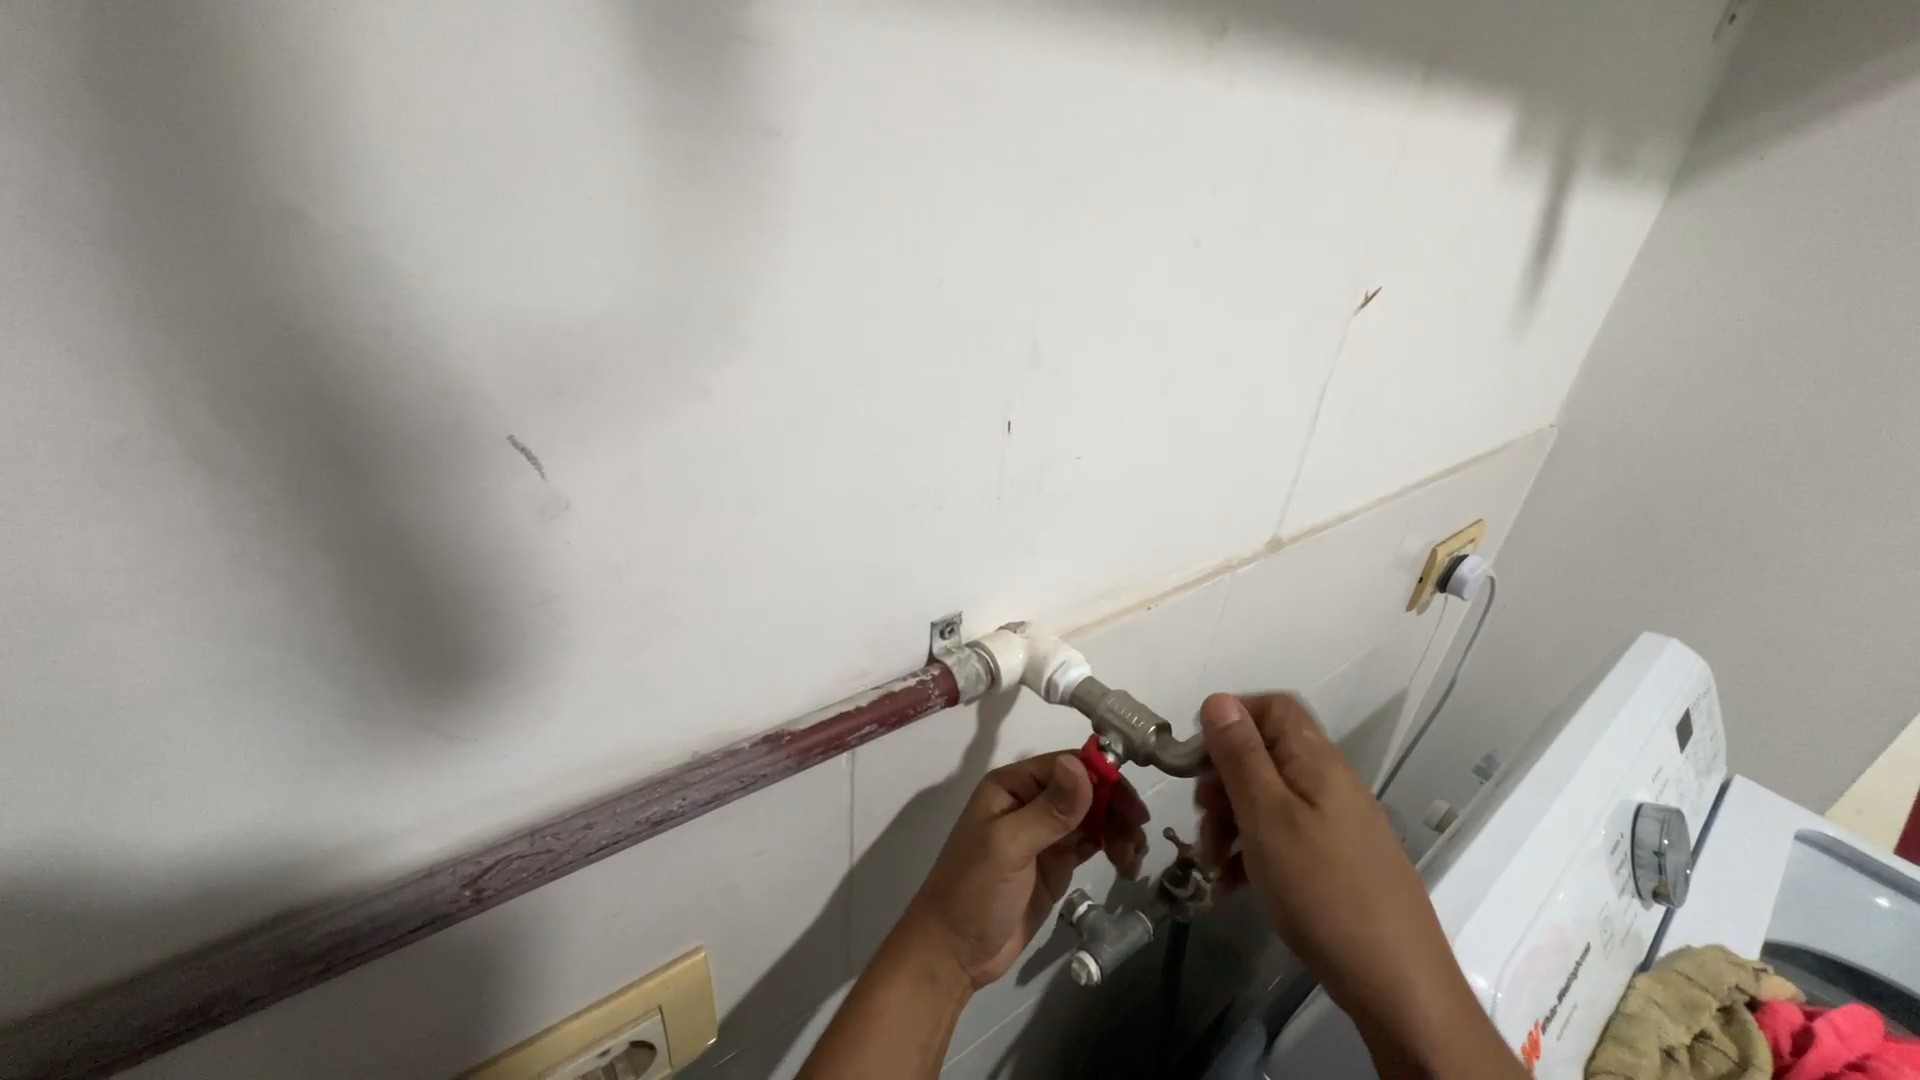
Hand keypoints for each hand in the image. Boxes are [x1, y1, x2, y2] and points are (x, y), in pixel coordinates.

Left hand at [899, 752, 1148, 989]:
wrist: (954, 952)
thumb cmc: (972, 891)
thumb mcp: (1009, 847)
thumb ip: (1049, 810)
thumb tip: (1081, 764)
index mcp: (1012, 786)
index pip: (1067, 765)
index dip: (1103, 778)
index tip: (1132, 806)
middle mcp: (1029, 801)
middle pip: (1087, 789)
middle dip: (1116, 808)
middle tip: (1137, 837)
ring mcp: (1044, 833)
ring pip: (1094, 815)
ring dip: (1119, 830)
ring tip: (1131, 861)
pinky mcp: (1056, 862)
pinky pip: (1093, 843)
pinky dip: (1113, 848)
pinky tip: (1126, 865)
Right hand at [1195, 693, 1513, 1074]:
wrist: (1397, 982)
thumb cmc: (1323, 889)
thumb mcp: (1267, 817)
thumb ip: (1240, 756)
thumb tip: (1218, 699)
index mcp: (1315, 761)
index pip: (1270, 706)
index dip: (1229, 719)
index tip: (1197, 759)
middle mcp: (1326, 782)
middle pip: (1262, 754)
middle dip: (1220, 782)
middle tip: (1202, 819)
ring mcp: (1332, 823)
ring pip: (1265, 799)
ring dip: (1229, 822)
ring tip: (1212, 863)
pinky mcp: (1332, 860)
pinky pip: (1280, 837)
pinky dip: (1250, 852)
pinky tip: (1232, 884)